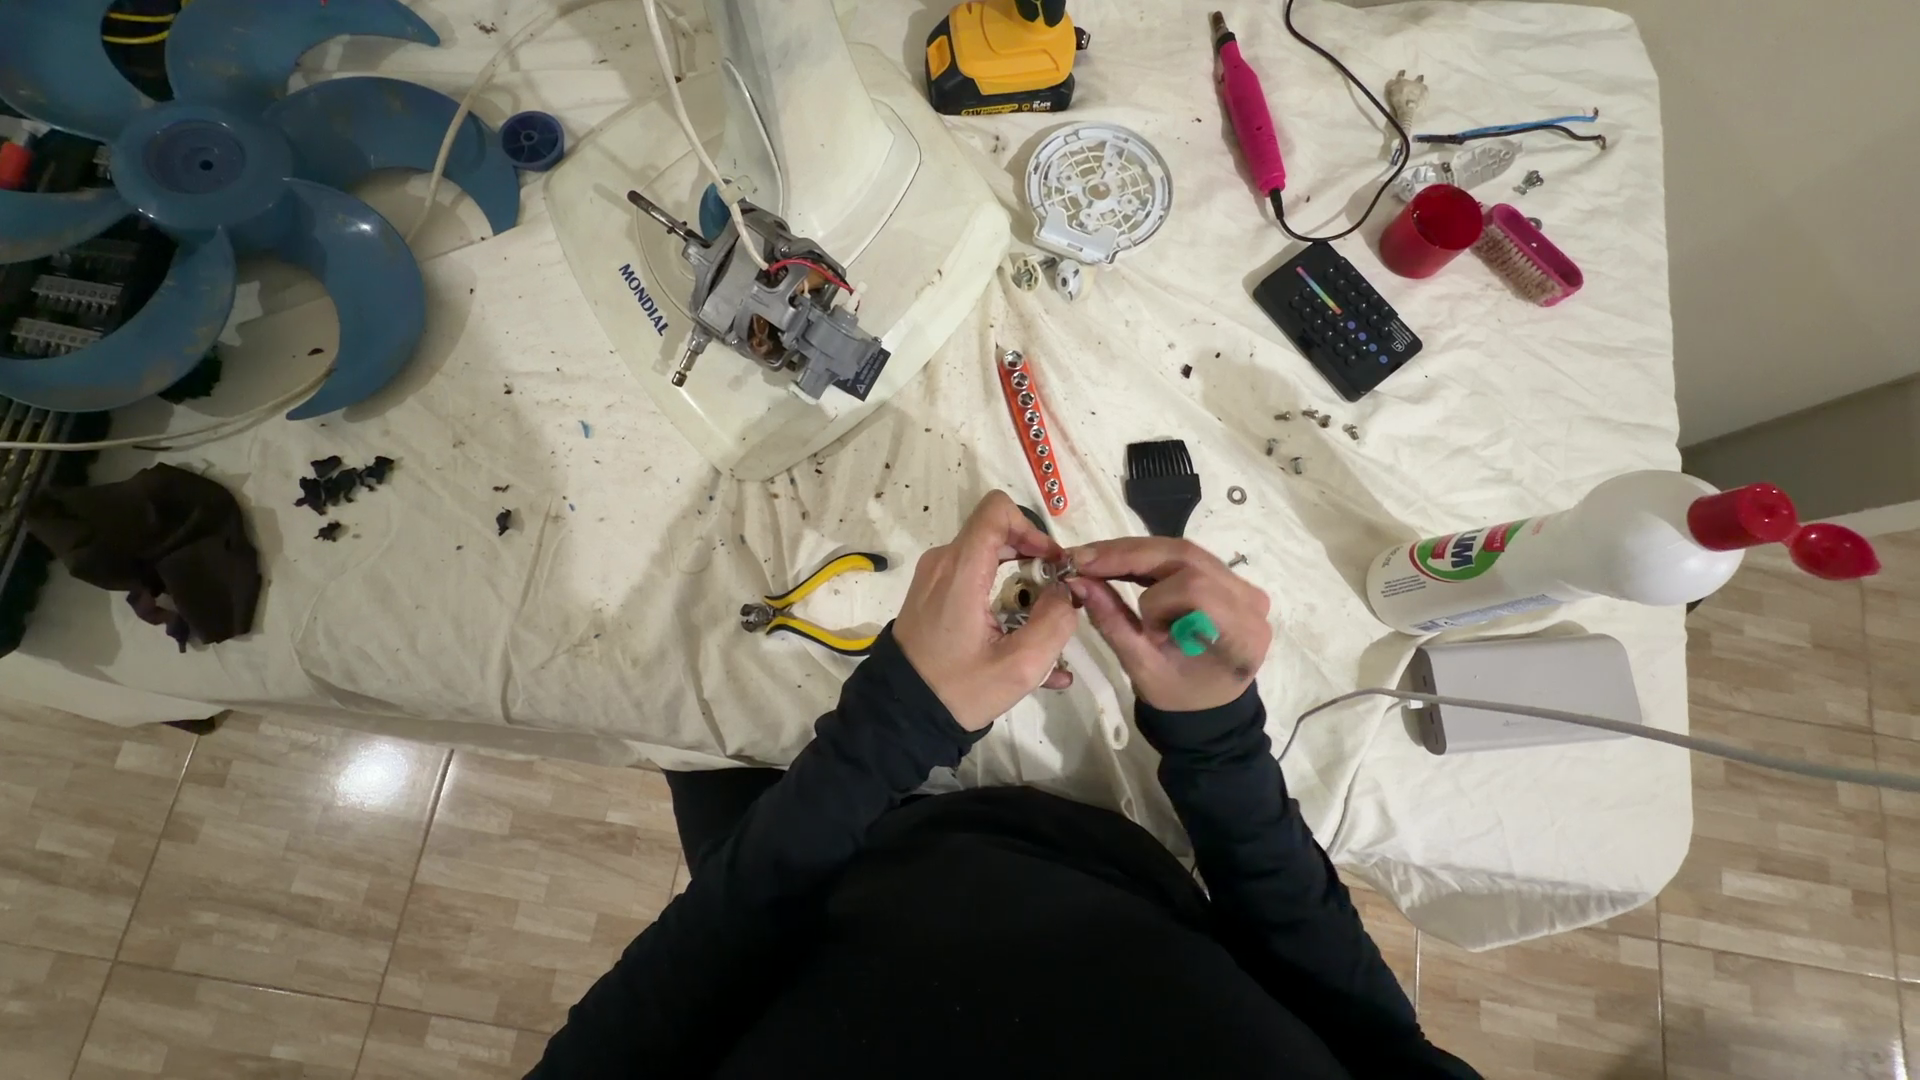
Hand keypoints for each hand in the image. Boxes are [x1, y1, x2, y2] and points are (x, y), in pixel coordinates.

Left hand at [894, 491, 1078, 730]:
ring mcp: (933, 578)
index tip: (1051, 563)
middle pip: (996, 533)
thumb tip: (1066, 592)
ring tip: (1040, 621)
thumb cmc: (959, 689)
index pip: (996, 511)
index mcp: (960, 571)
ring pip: (987, 556)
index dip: (1032, 528)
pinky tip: (1020, 635)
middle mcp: (943, 563)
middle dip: (1032, 557)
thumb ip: (1054, 623)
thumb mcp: (1019, 666)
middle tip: (1054, 596)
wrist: (902, 714)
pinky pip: (972, 578)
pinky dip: (999, 595)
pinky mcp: (931, 594)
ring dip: (1019, 581)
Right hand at [1065, 538, 1271, 712]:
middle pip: (1186, 556)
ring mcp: (1240, 584)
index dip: (1151, 595)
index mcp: (1239, 632)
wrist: (1207, 704)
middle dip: (1128, 555)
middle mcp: (1248, 600)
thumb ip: (1112, 622)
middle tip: (1081, 560)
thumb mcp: (1141, 668)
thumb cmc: (1178, 694)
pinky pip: (1182, 555)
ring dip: (1132, 552)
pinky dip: (1144, 557)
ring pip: (1180, 549)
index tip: (1120, 613)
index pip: (1195, 589)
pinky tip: (1114, 562)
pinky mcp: (1224, 576)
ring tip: (1092, 560)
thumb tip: (1077, 581)